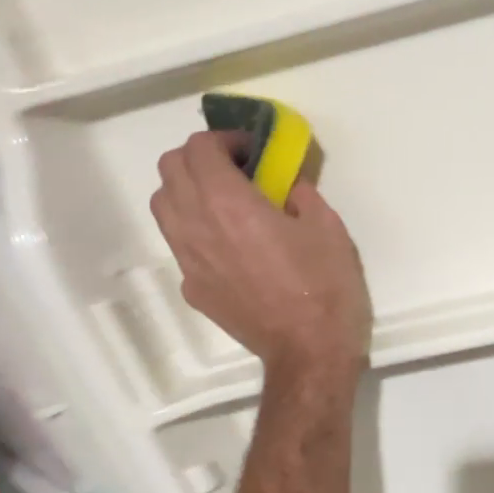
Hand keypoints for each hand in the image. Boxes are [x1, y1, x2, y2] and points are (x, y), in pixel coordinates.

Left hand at [150, 131, 370, 383]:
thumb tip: (287, 187)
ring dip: (189, 192)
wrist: (308, 352)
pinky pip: (181, 245)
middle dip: (200, 159)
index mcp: (228, 202)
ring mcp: (188, 259)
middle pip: (170, 170)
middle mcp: (196, 224)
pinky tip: (230, 247)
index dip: (224, 140)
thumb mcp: (329, 229)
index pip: (199, 148)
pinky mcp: (193, 288)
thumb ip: (302, 195)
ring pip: (165, 206)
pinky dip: (197, 231)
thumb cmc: (325, 287)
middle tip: (236, 171)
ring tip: (225, 205)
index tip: (252, 151)